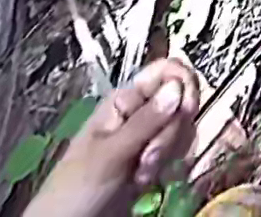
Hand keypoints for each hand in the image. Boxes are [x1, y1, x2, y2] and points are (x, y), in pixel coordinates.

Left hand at [24, 59, 201, 216]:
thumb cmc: (75, 191)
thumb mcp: (108, 156)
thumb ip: (145, 122)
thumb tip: (178, 85)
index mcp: (126, 98)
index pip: (169, 69)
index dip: (184, 83)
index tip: (185, 111)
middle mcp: (143, 110)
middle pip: (181, 99)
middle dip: (173, 130)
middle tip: (148, 159)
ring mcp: (150, 136)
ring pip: (183, 125)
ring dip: (171, 152)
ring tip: (142, 177)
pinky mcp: (156, 160)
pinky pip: (181, 150)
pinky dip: (175, 165)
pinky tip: (152, 182)